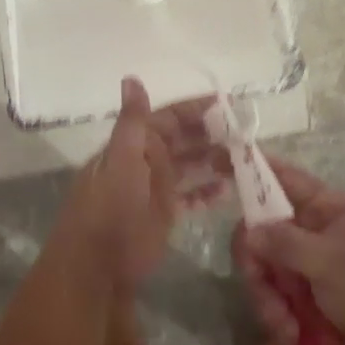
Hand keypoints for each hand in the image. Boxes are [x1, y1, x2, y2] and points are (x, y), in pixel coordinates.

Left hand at [56, 78, 225, 287]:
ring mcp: (156, 188)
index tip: (229, 105)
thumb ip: (131, 122)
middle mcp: (146, 160)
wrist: (96, 267)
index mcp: (135, 143)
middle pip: (184, 140)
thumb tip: (131, 77)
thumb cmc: (110, 210)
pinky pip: (190, 196)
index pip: (170, 117)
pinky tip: (230, 190)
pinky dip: (207, 191)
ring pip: (190, 166)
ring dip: (214, 160)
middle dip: (213, 134)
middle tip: (247, 135)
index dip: (197, 109)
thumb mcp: (122, 161)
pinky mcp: (164, 214)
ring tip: (245, 159)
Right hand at [232, 158, 344, 344]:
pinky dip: (274, 313)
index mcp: (326, 208)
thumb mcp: (329, 262)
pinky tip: (290, 333)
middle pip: (259, 229)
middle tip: (258, 282)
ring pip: (260, 266)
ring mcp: (302, 263)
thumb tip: (246, 230)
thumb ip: (284, 242)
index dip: (252, 168)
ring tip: (284, 324)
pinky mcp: (297, 294)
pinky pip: (269, 294)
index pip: (283, 177)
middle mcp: (309, 230)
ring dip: (266, 297)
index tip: (217, 160)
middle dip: (256, 262)